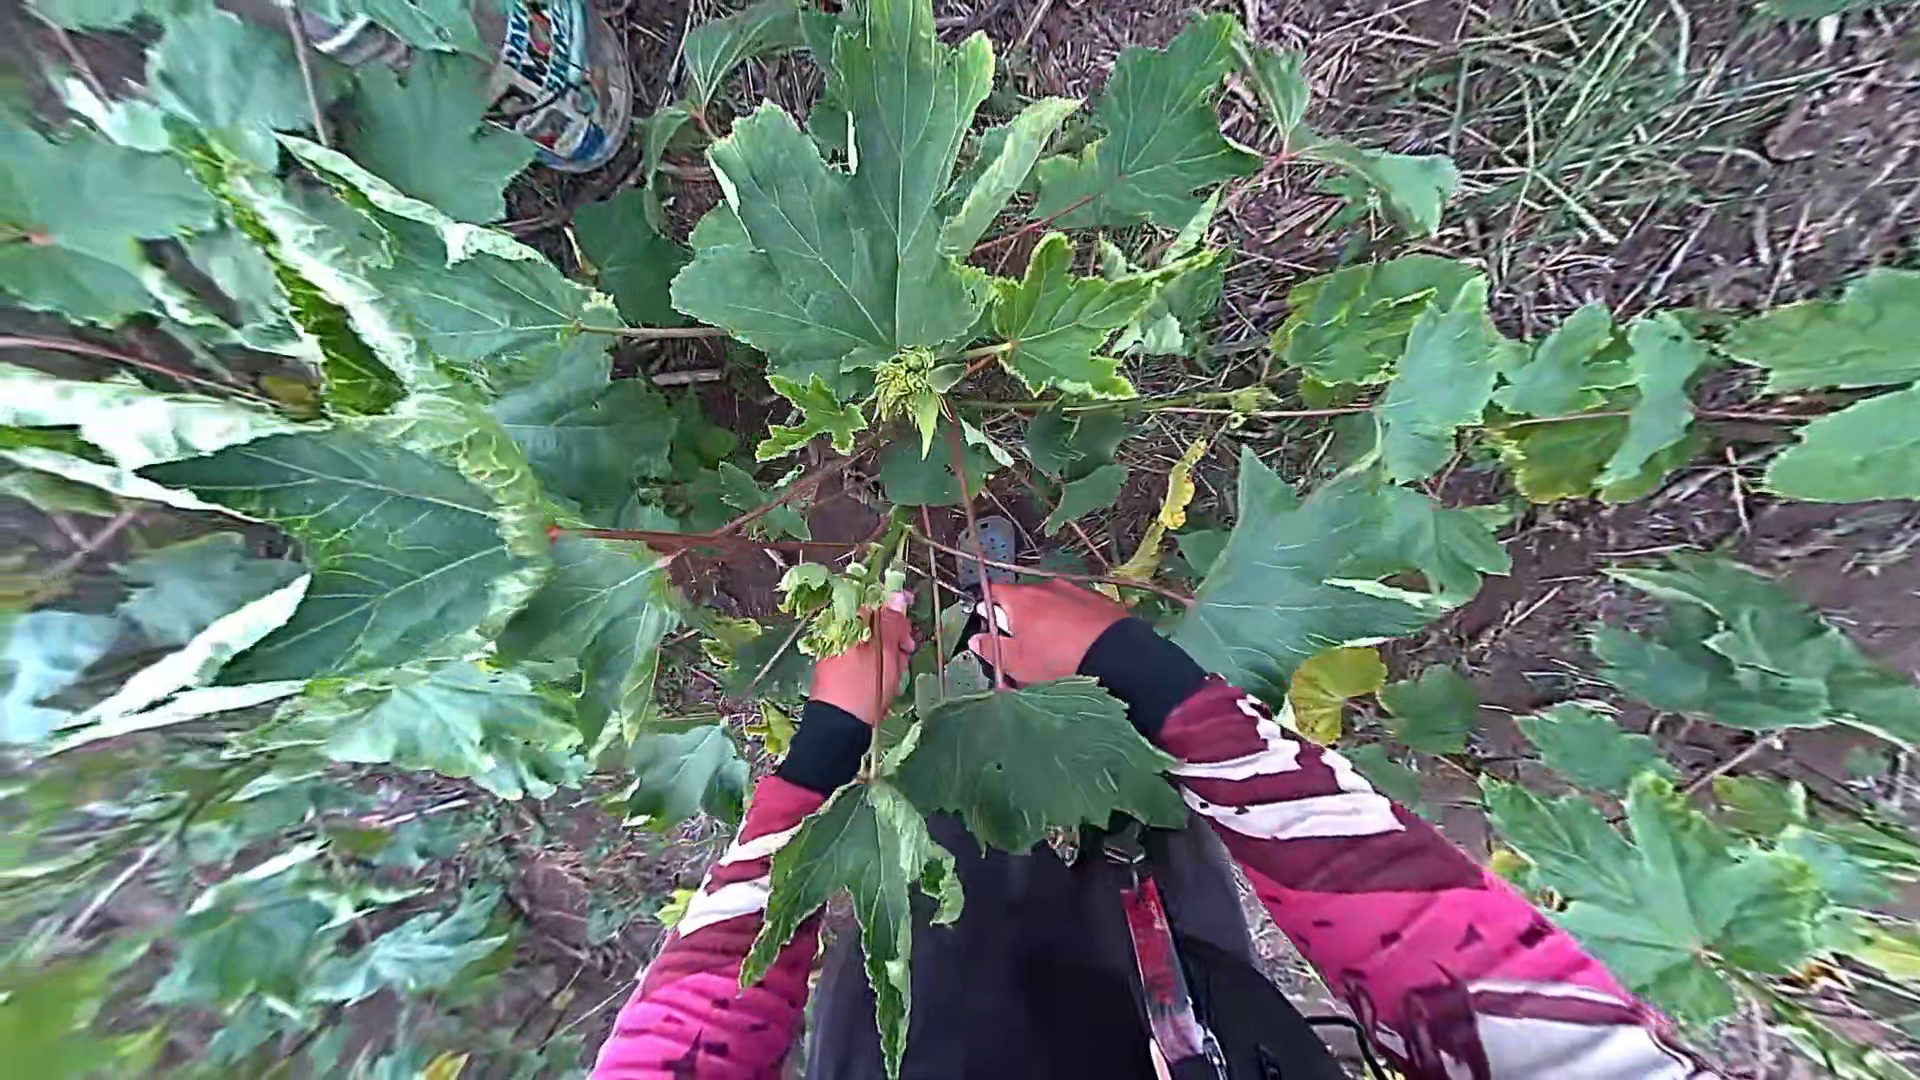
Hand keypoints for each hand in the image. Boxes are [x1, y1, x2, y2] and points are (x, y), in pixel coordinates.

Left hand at [808, 591, 916, 725]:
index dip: (895, 605)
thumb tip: (898, 596)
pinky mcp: (839, 668)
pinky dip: (878, 664)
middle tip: (906, 648)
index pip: (874, 600)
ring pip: (872, 641)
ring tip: (896, 671)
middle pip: (874, 621)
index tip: (911, 611)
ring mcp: (837, 651)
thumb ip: (892, 622)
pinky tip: (886, 680)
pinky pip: (864, 657)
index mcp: (846, 623)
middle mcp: (838, 633)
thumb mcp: (885, 652)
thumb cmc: (864, 687)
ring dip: (889, 651)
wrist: (839, 727)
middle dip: (895, 633)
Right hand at [967, 580, 1127, 683]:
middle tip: (1021, 649)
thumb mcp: (1016, 662)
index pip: (992, 592)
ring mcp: (1074, 591)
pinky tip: (1078, 644)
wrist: (1115, 654)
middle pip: (1022, 600)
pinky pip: (1075, 610)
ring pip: (1050, 605)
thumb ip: (992, 648)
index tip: (988, 627)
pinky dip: (1071, 623)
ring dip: (1046, 622)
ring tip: (1054, 650)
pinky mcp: (1097, 601)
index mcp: (1020, 598)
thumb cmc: (1057, 658)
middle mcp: (1045, 587)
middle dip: (1018, 621)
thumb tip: (975, 639)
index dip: (985, 609)